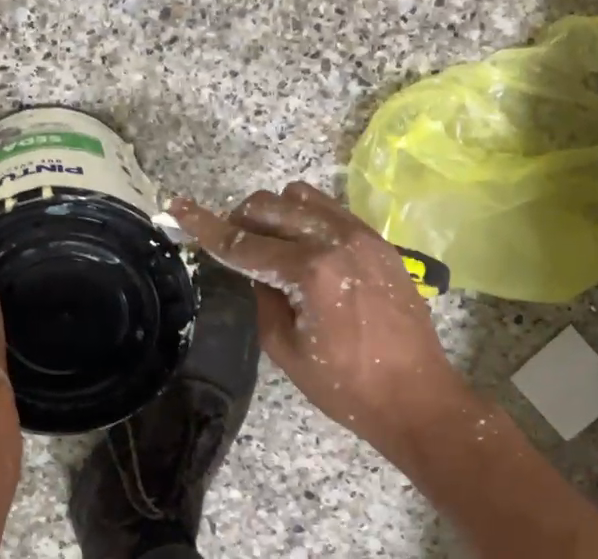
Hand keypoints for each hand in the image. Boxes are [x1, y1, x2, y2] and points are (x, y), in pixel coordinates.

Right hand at [167, 183, 465, 451]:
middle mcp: (335, 240)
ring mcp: (361, 236)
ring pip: (298, 197)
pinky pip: (328, 208)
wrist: (420, 400)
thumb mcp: (285, 349)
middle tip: (230, 243)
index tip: (177, 206)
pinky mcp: (377, 240)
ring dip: (273, 213)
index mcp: (310, 271)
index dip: (204, 225)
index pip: (243, 242)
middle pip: (268, 206)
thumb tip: (248, 268)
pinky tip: (303, 247)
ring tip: (270, 243)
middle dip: (239, 220)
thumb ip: (259, 297)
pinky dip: (305, 217)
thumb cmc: (347, 387)